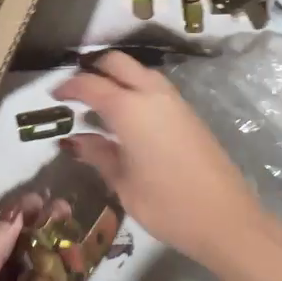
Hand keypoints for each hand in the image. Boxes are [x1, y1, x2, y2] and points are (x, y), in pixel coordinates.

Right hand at [52, 51, 267, 269]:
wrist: (227, 219)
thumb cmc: (168, 205)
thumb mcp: (124, 184)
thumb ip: (98, 154)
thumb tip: (73, 140)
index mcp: (129, 108)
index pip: (91, 84)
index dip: (69, 87)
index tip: (53, 94)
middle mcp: (151, 93)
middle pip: (117, 62)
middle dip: (94, 68)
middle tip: (77, 88)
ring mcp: (173, 99)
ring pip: (139, 70)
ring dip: (117, 75)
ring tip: (101, 99)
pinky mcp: (188, 111)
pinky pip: (153, 85)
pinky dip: (135, 86)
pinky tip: (129, 114)